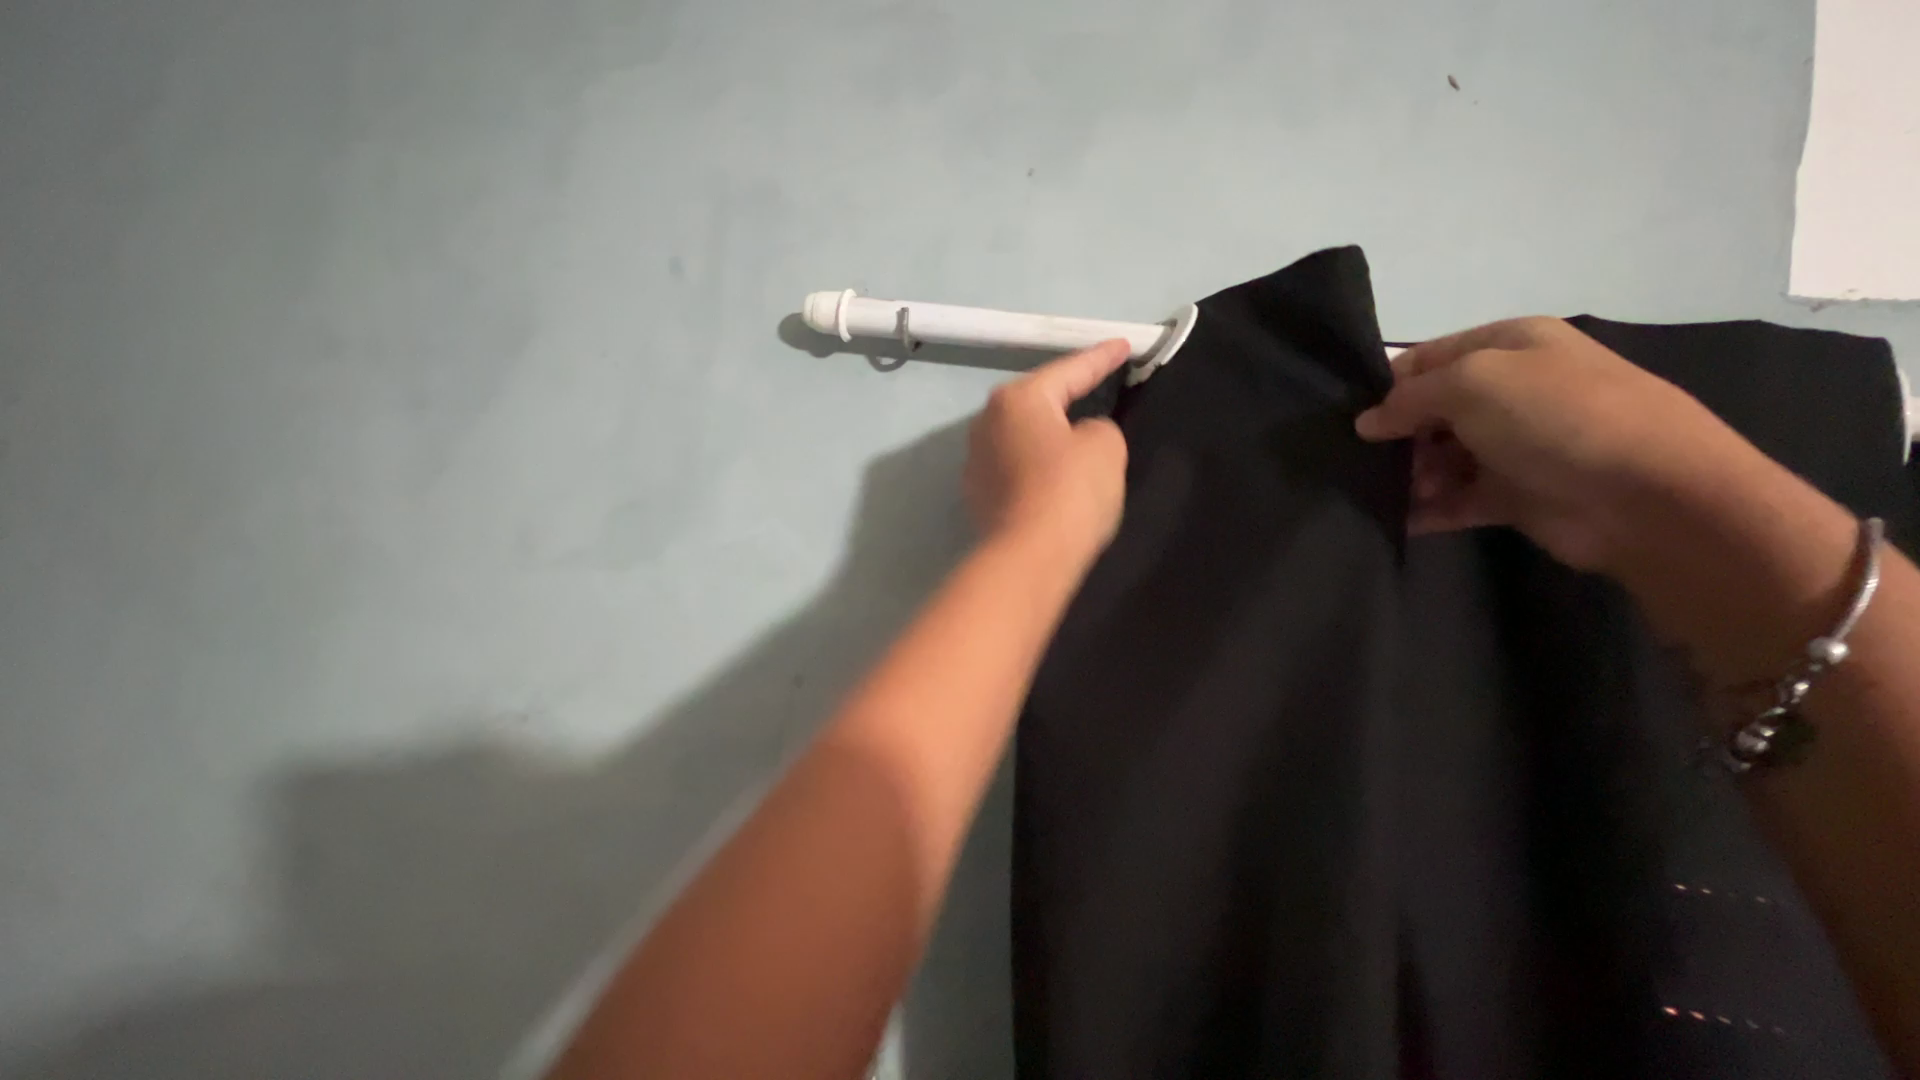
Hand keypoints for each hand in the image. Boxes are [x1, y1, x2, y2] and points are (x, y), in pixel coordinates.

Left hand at [965, 340, 1131, 561]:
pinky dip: (1037, 465)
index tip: (1123, 346)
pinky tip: (1054, 473)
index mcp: (1018, 398)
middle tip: (1098, 383)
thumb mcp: (1105, 446)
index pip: (1069, 370)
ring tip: (1076, 430)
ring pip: (1023, 435)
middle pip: (1037, 401)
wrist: (1027, 557)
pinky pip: (1016, 466)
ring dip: (1049, 432)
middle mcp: (987, 422)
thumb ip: (1098, 427)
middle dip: (1067, 393)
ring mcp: (976, 460)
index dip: (1101, 358)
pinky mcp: (978, 495)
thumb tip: (1079, 437)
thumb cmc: (1070, 491)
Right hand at [1353, 317, 1763, 571]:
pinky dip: (1427, 510)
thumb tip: (1367, 422)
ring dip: (1410, 476)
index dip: (1386, 386)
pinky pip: (1457, 499)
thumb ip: (1409, 397)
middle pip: (1431, 411)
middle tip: (1364, 462)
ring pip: (1441, 458)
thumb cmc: (1558, 418)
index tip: (1347, 418)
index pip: (1427, 359)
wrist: (1650, 497)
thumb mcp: (1473, 382)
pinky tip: (1398, 521)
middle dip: (1396, 436)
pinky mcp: (1517, 495)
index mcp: (1510, 346)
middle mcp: (1512, 391)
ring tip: (1386, 495)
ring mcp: (1516, 445)